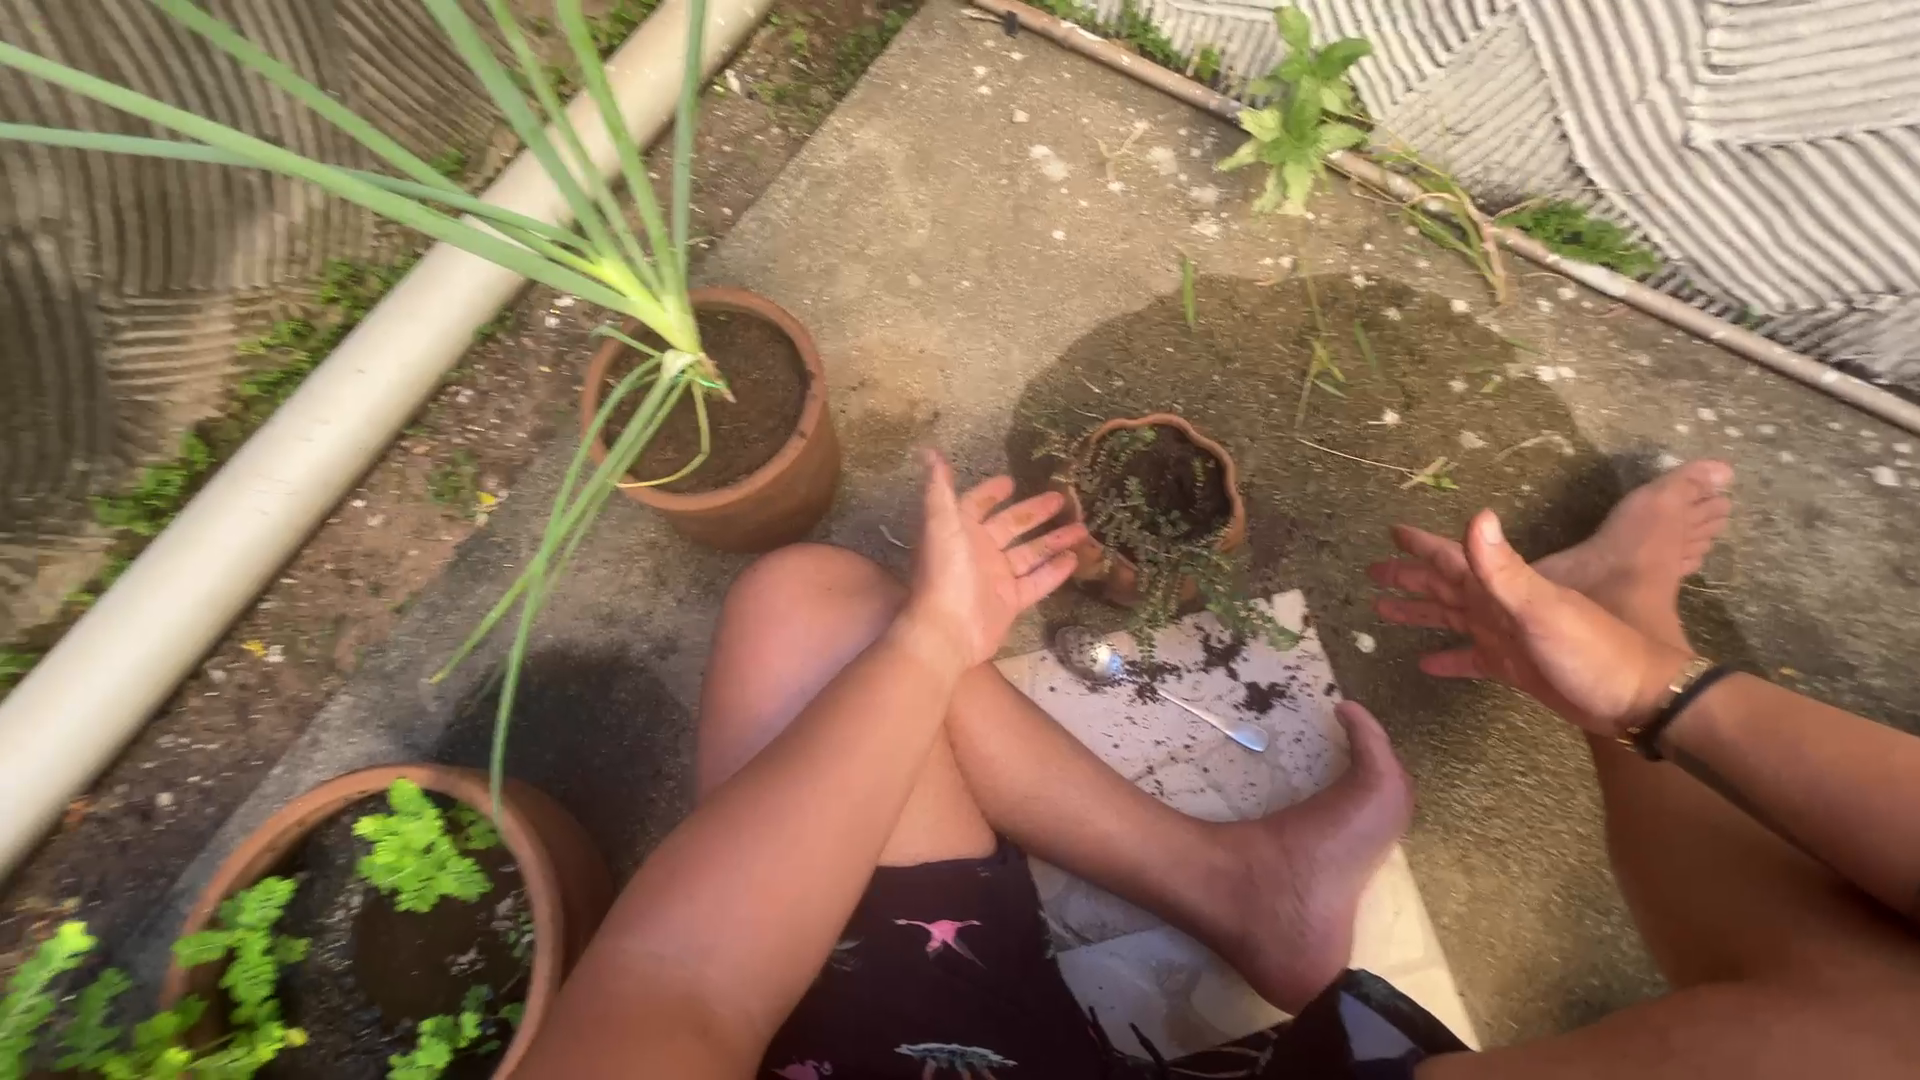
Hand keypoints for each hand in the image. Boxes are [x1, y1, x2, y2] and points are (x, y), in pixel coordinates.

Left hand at [895, 450, 1088, 670]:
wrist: (948, 629)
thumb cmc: (945, 572)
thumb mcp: (941, 523)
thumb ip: (939, 488)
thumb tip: (929, 451)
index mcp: (960, 530)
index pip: (976, 505)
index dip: (991, 493)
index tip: (1010, 481)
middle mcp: (978, 551)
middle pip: (1011, 526)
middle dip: (1035, 512)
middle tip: (1062, 498)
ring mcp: (995, 578)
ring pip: (1029, 553)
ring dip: (1053, 539)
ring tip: (1083, 527)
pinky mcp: (1010, 602)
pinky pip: (1036, 582)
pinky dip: (1054, 571)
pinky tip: (1074, 558)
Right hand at [1367, 510, 1693, 738]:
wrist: (1636, 699)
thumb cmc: (1590, 649)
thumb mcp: (1541, 605)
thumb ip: (1503, 566)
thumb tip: (1477, 514)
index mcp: (1498, 588)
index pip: (1449, 558)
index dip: (1420, 545)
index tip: (1393, 532)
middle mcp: (1495, 606)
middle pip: (1440, 585)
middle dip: (1406, 577)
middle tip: (1372, 572)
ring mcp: (1502, 635)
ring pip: (1448, 617)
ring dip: (1417, 612)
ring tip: (1381, 610)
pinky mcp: (1510, 666)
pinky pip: (1468, 659)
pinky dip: (1446, 659)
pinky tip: (1424, 664)